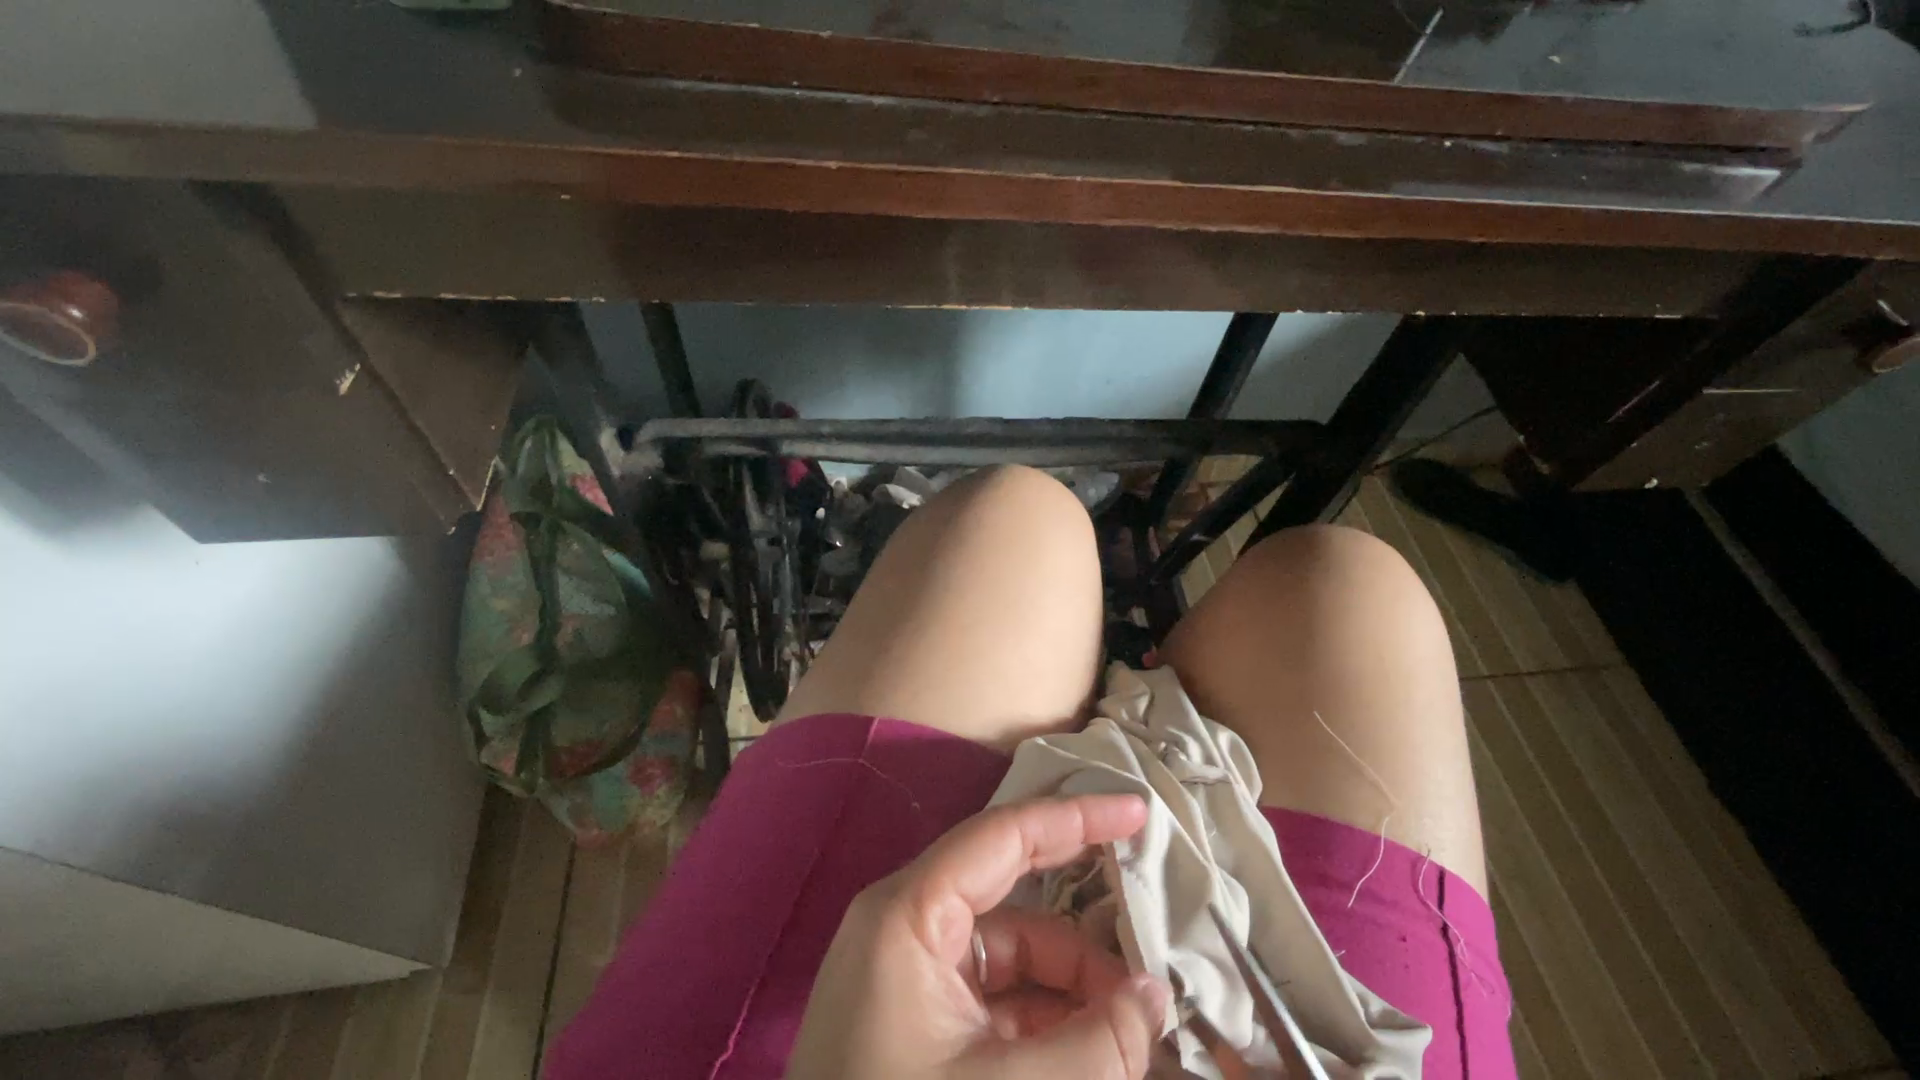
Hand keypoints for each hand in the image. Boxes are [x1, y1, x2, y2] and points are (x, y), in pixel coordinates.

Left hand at [786, 795, 1170, 1079]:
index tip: (1137, 811)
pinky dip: (1045, 1015)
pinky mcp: (917, 1018)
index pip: (1003, 835)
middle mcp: (906, 925)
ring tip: (1132, 1024)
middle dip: (1082, 907)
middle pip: (1011, 889)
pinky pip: (995, 995)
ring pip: (1010, 951)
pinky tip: (1093, 1046)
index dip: (1075, 817)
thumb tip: (1154, 997)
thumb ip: (1098, 1042)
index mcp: (909, 913)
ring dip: (1073, 981)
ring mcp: (910, 973)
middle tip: (1150, 908)